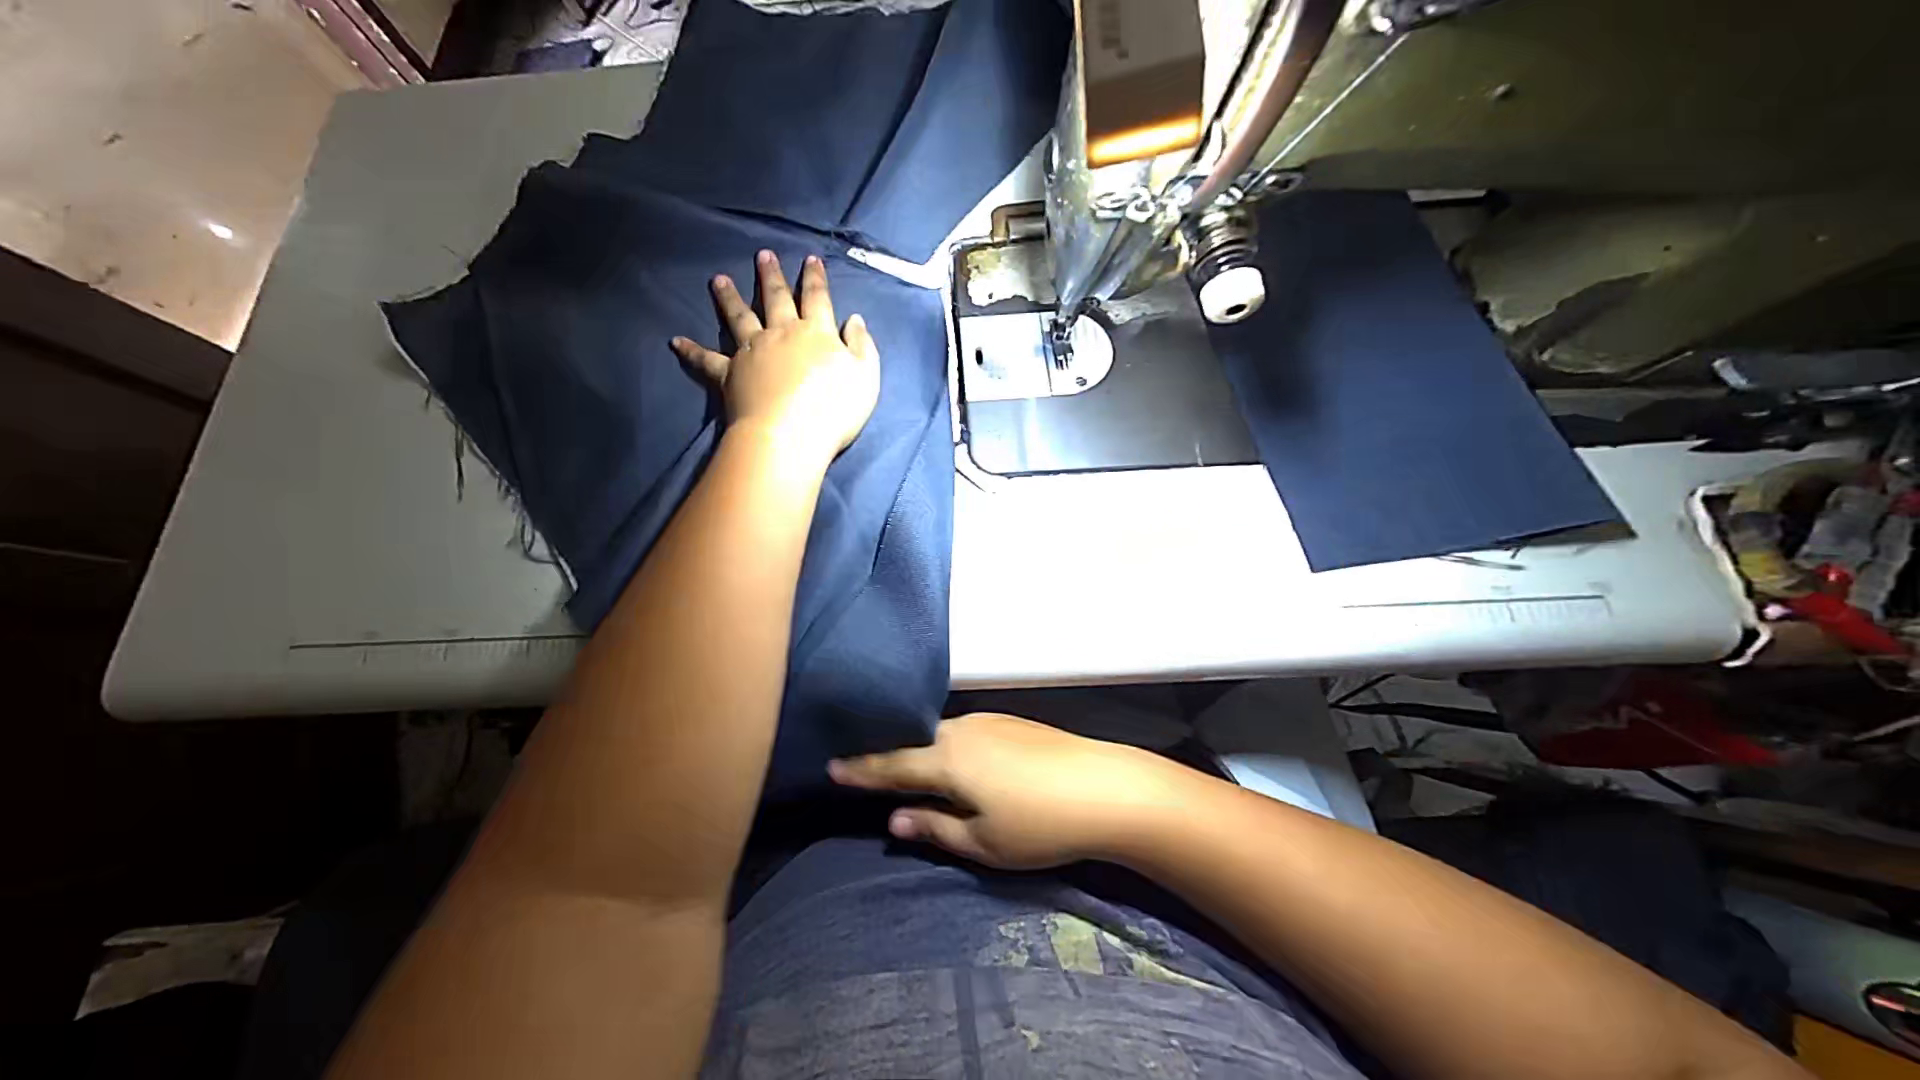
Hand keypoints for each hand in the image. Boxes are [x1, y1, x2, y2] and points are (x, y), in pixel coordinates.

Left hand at [671, 250, 880, 464]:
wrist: (790, 436)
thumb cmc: (835, 409)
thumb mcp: (865, 377)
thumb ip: (862, 346)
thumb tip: (854, 320)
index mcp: (816, 332)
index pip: (817, 298)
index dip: (815, 278)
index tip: (811, 259)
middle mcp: (781, 333)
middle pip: (776, 298)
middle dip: (771, 276)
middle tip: (762, 255)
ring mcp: (752, 352)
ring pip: (739, 318)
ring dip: (729, 298)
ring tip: (718, 280)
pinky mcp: (729, 374)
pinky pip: (707, 360)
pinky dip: (692, 350)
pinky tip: (676, 341)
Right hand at [828, 713, 1198, 869]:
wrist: (1107, 788)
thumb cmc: (1040, 824)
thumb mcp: (982, 842)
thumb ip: (934, 827)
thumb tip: (894, 820)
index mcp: (947, 759)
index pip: (891, 765)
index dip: (860, 770)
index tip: (831, 767)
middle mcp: (962, 730)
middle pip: (914, 744)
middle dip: (889, 757)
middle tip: (863, 769)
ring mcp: (989, 721)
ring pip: (941, 736)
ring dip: (921, 751)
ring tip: (904, 767)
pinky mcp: (1011, 721)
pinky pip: (964, 732)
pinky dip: (948, 747)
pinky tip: (953, 761)